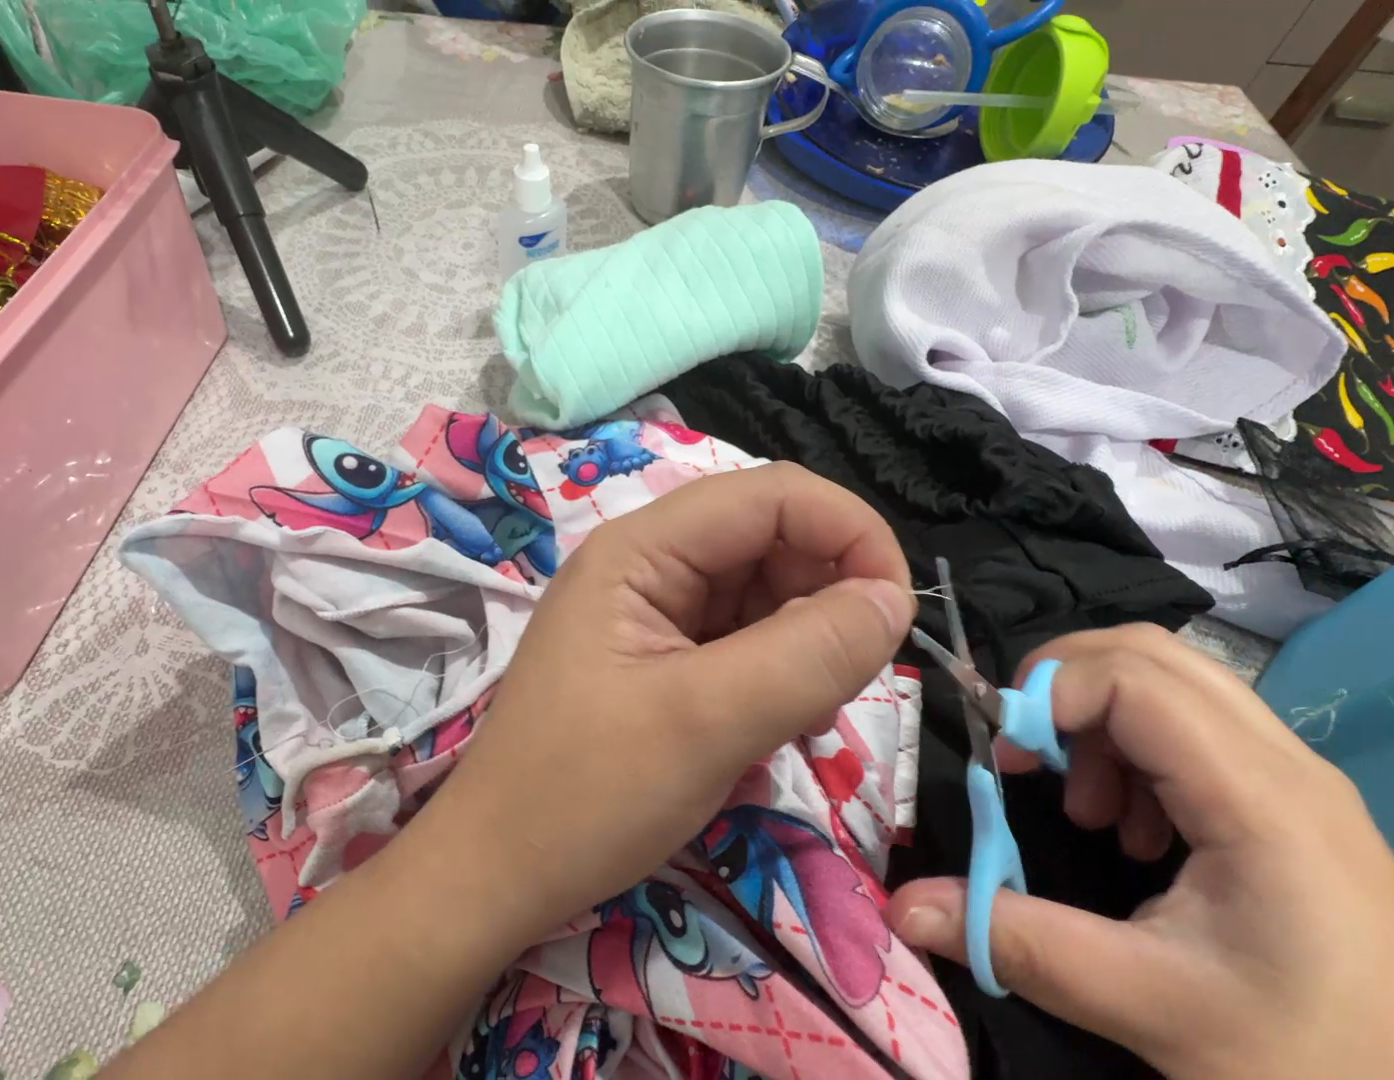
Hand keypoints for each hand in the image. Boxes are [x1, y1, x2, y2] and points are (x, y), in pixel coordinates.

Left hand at [409, 462, 914, 941]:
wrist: (497, 875)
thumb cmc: (585, 795)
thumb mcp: (707, 724)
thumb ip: (808, 654)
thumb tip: (893, 599)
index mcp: (641, 550)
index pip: (772, 495)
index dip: (848, 533)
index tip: (896, 612)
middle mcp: (647, 566)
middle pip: (770, 541)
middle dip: (827, 598)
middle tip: (843, 684)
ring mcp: (651, 615)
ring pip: (764, 596)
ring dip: (805, 645)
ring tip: (801, 718)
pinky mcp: (660, 662)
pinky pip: (743, 643)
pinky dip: (778, 675)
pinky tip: (775, 729)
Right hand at [886, 626, 1393, 1079]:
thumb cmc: (1307, 1060)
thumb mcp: (1149, 1004)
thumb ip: (1018, 940)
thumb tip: (900, 905)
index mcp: (1261, 798)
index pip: (1135, 677)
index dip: (1048, 693)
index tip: (1003, 758)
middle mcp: (1285, 765)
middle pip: (1151, 655)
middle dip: (1063, 687)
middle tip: (1024, 758)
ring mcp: (1294, 782)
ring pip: (1172, 684)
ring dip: (1098, 720)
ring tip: (1082, 807)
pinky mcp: (1290, 807)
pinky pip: (1193, 730)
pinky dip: (1133, 750)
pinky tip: (1131, 833)